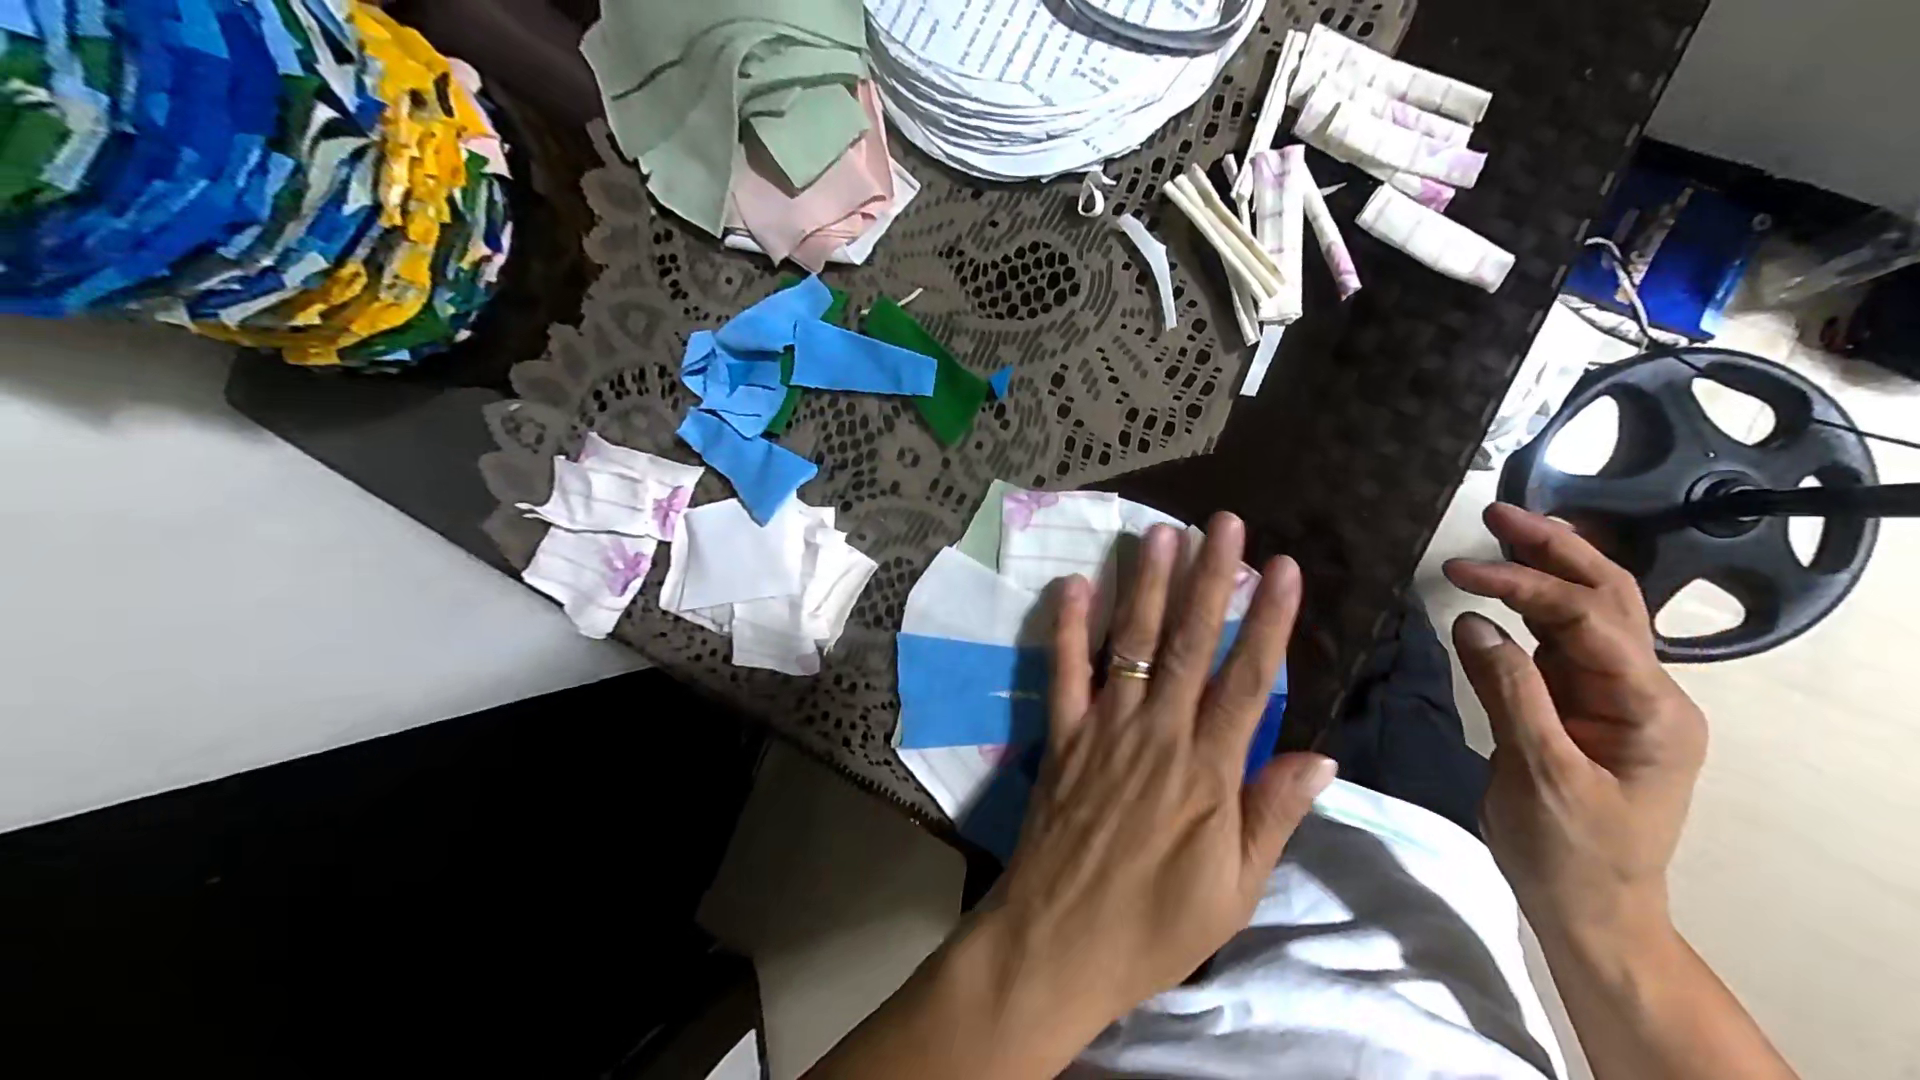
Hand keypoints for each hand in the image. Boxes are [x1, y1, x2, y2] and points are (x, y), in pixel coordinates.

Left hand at [980, 514, 1337, 1036]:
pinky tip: (1077, 584)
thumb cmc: (1155, 924)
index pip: (1250, 680)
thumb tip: (1322, 755)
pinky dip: (1070, 627)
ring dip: (1149, 586)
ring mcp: (1105, 729)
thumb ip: (1274, 815)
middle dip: (1211, 579)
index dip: (1270, 620)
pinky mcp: (1063, 736)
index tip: (1283, 568)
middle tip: (1224, 524)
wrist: (1060, 942)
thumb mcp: (1235, 888)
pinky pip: (1065, 672)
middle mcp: (1158, 734)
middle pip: (1192, 644)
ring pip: (1133, 645)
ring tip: (1161, 534)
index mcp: (1209, 771)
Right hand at [1443, 503, 1707, 947]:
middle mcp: (1644, 691)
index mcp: (1651, 709)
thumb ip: (1510, 693)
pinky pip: (1561, 641)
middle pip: (1610, 599)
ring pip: (1591, 613)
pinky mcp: (1579, 704)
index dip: (1524, 585)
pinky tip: (1505, 586)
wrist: (1588, 904)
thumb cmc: (1570, 849)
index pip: (1589, 621)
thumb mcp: (1539, 774)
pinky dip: (1533, 605)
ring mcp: (1613, 695)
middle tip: (1497, 513)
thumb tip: (1471, 622)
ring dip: (1550, 567)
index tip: (1456, 568)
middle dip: (1557, 550)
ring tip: (1501, 531)